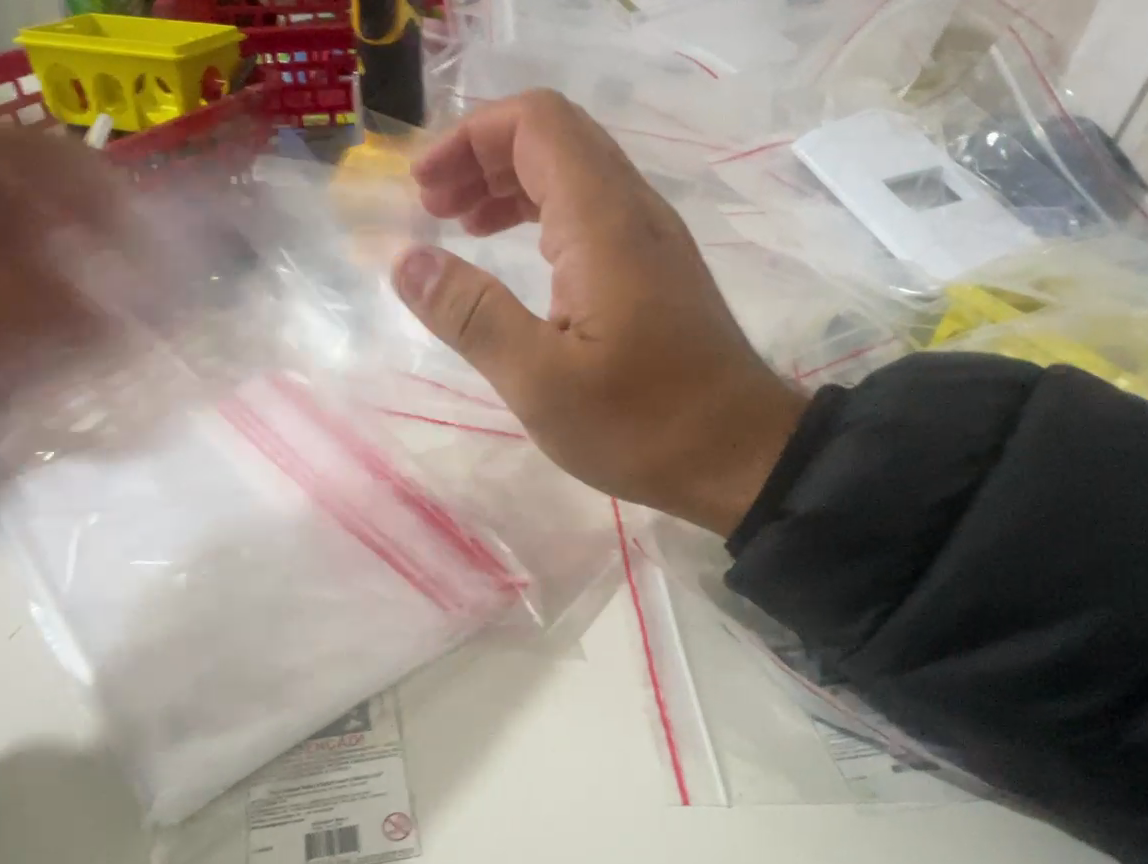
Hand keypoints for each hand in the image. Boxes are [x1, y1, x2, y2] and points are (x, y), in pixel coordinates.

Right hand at [392, 90, 807, 534]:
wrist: (739, 456)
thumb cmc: (640, 424)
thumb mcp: (539, 381)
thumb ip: (471, 315)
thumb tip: (408, 261)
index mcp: (603, 222)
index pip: (534, 124)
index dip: (469, 138)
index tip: (421, 187)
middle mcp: (632, 212)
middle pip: (552, 139)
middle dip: (482, 158)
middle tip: (430, 209)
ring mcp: (650, 240)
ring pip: (572, 175)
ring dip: (509, 187)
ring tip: (458, 227)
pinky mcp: (655, 271)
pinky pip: (590, 214)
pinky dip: (540, 219)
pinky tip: (515, 258)